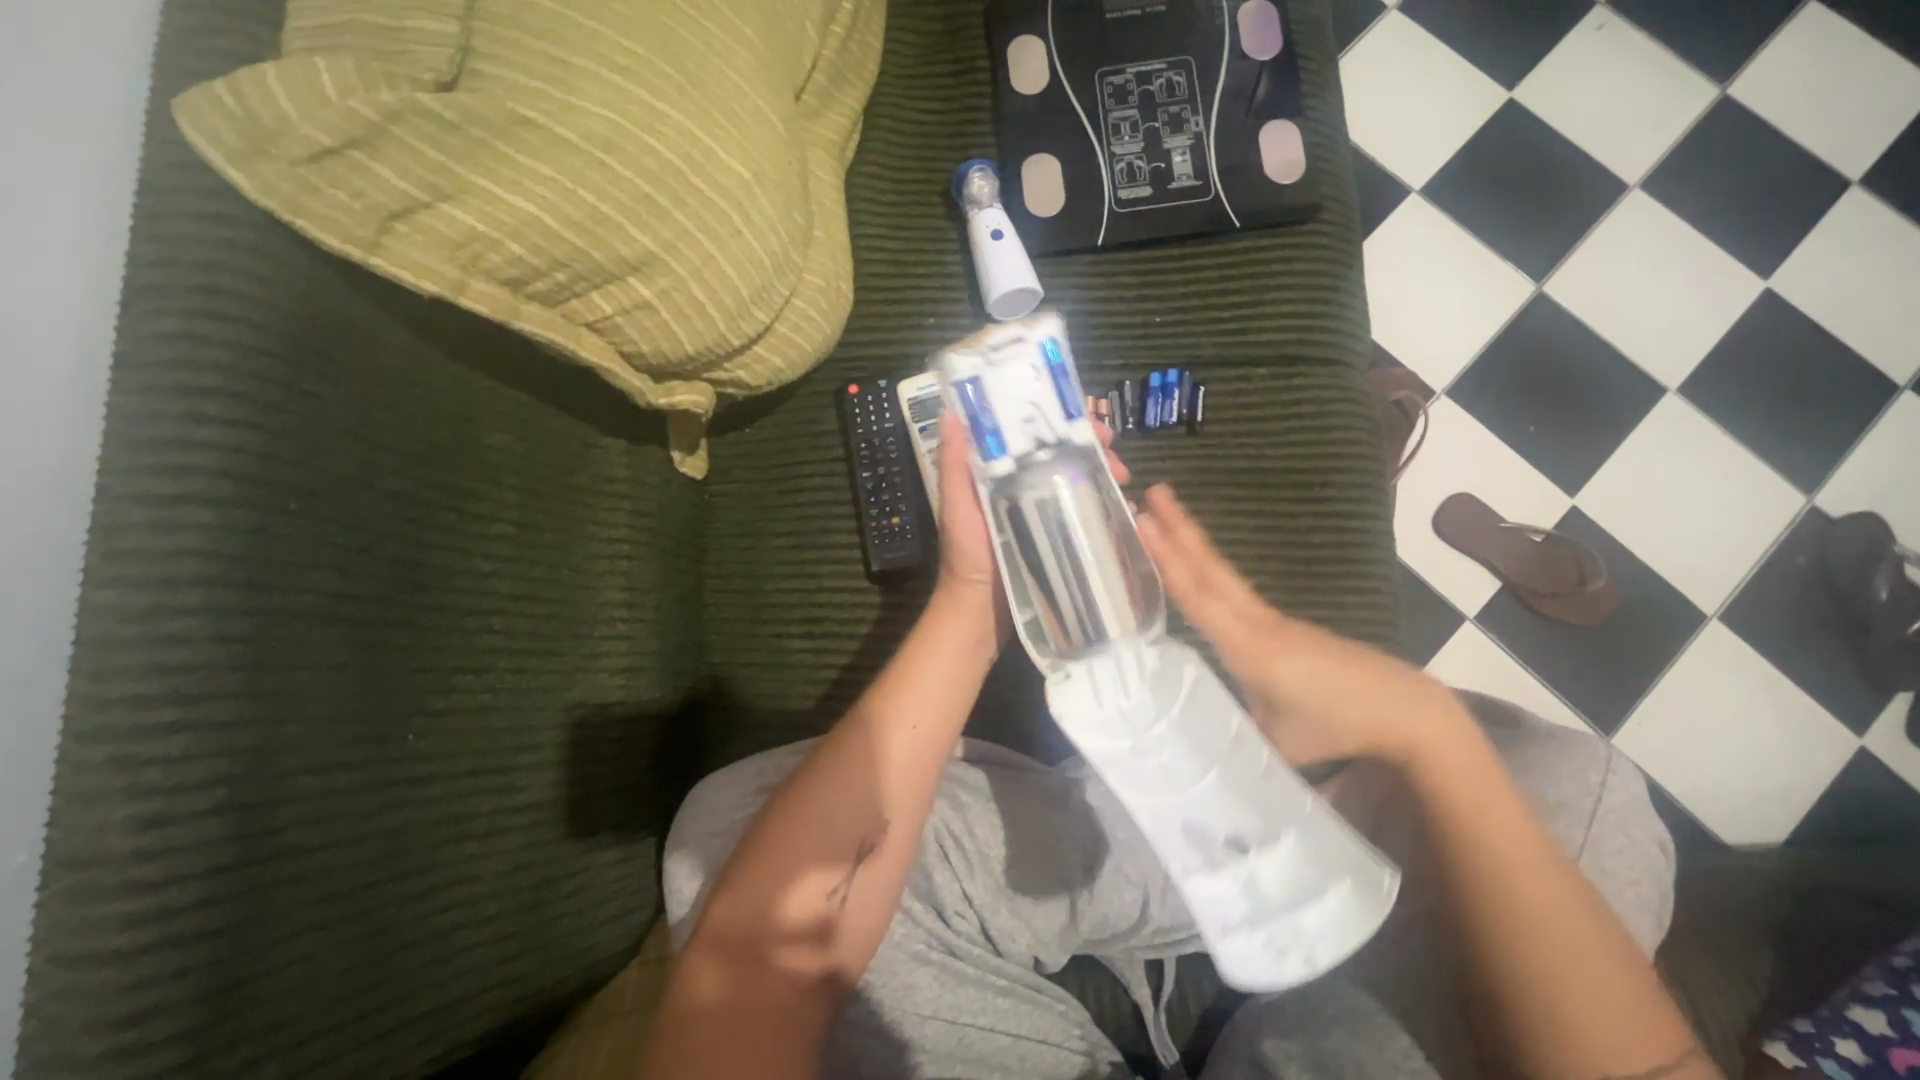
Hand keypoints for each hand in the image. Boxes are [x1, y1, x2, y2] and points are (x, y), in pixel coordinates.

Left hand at [934, 412, 1130, 623]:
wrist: (981, 608)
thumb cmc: (965, 555)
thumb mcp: (955, 505)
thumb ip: (954, 464)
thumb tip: (949, 413)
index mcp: (998, 472)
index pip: (1031, 435)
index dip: (1059, 421)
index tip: (1086, 420)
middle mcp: (1023, 484)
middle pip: (1063, 452)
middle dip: (1092, 445)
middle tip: (1113, 451)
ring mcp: (1044, 509)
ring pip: (1079, 477)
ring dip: (1104, 470)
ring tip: (1122, 476)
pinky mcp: (1059, 533)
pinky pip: (1084, 509)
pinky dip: (1105, 500)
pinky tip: (1123, 501)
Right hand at [1134, 484, 1466, 769]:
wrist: (1404, 709)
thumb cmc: (1339, 726)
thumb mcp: (1276, 742)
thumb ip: (1232, 723)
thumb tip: (1196, 719)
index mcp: (1250, 648)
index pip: (1198, 597)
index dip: (1168, 561)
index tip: (1144, 523)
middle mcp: (1258, 624)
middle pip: (1211, 569)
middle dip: (1180, 529)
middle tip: (1152, 490)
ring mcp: (1273, 621)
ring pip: (1223, 576)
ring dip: (1193, 544)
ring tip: (1167, 513)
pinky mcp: (1285, 627)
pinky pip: (1235, 593)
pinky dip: (1209, 571)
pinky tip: (1198, 569)